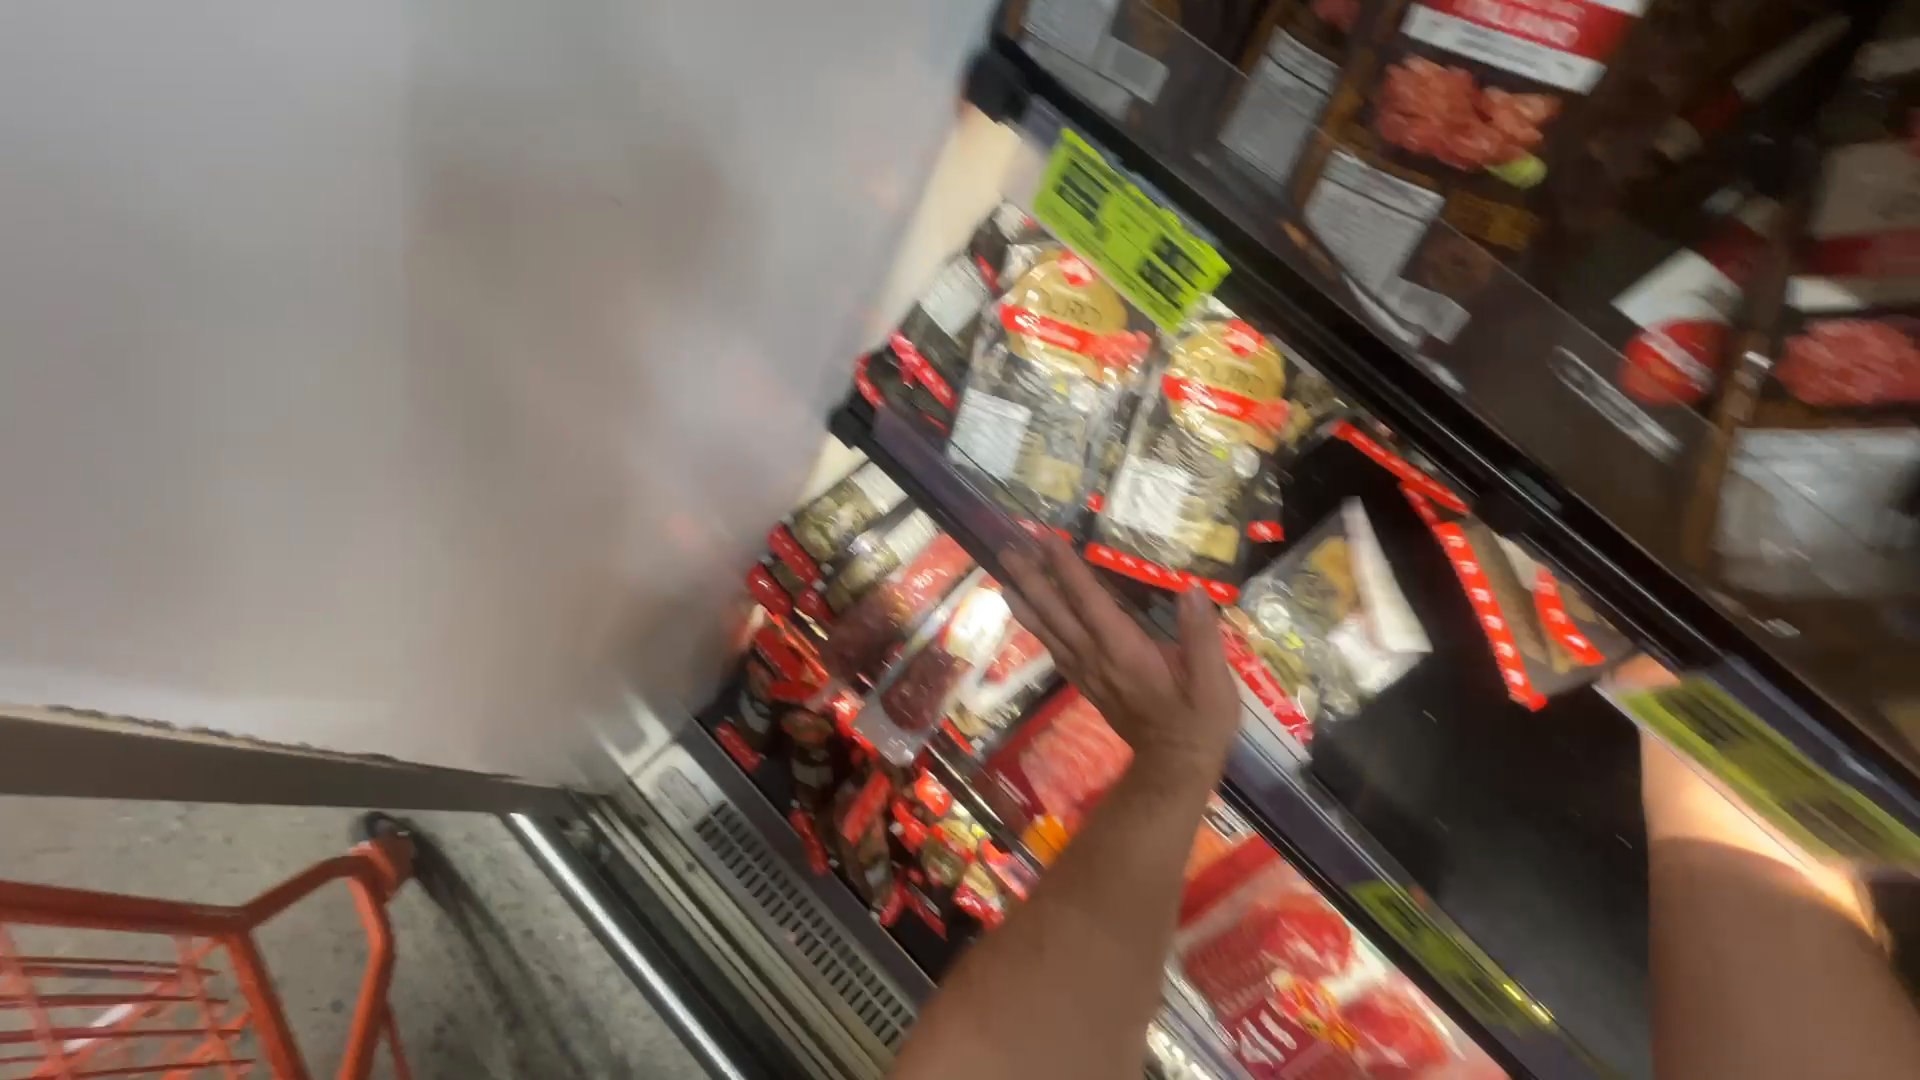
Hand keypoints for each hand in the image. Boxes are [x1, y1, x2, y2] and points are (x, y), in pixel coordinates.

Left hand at [1000, 533, 1240, 782]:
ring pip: (1048, 631)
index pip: (1088, 600)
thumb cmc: (1198, 721)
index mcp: (1123, 650)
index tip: (1046, 538)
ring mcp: (1086, 672)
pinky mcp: (1086, 683)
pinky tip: (1030, 617)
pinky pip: (1054, 649)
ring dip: (1026, 602)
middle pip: (1056, 613)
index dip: (1067, 568)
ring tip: (1004, 577)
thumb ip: (1201, 635)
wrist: (1174, 767)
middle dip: (1031, 579)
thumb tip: (1190, 589)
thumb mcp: (1213, 681)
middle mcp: (1096, 658)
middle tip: (1007, 550)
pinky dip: (1037, 628)